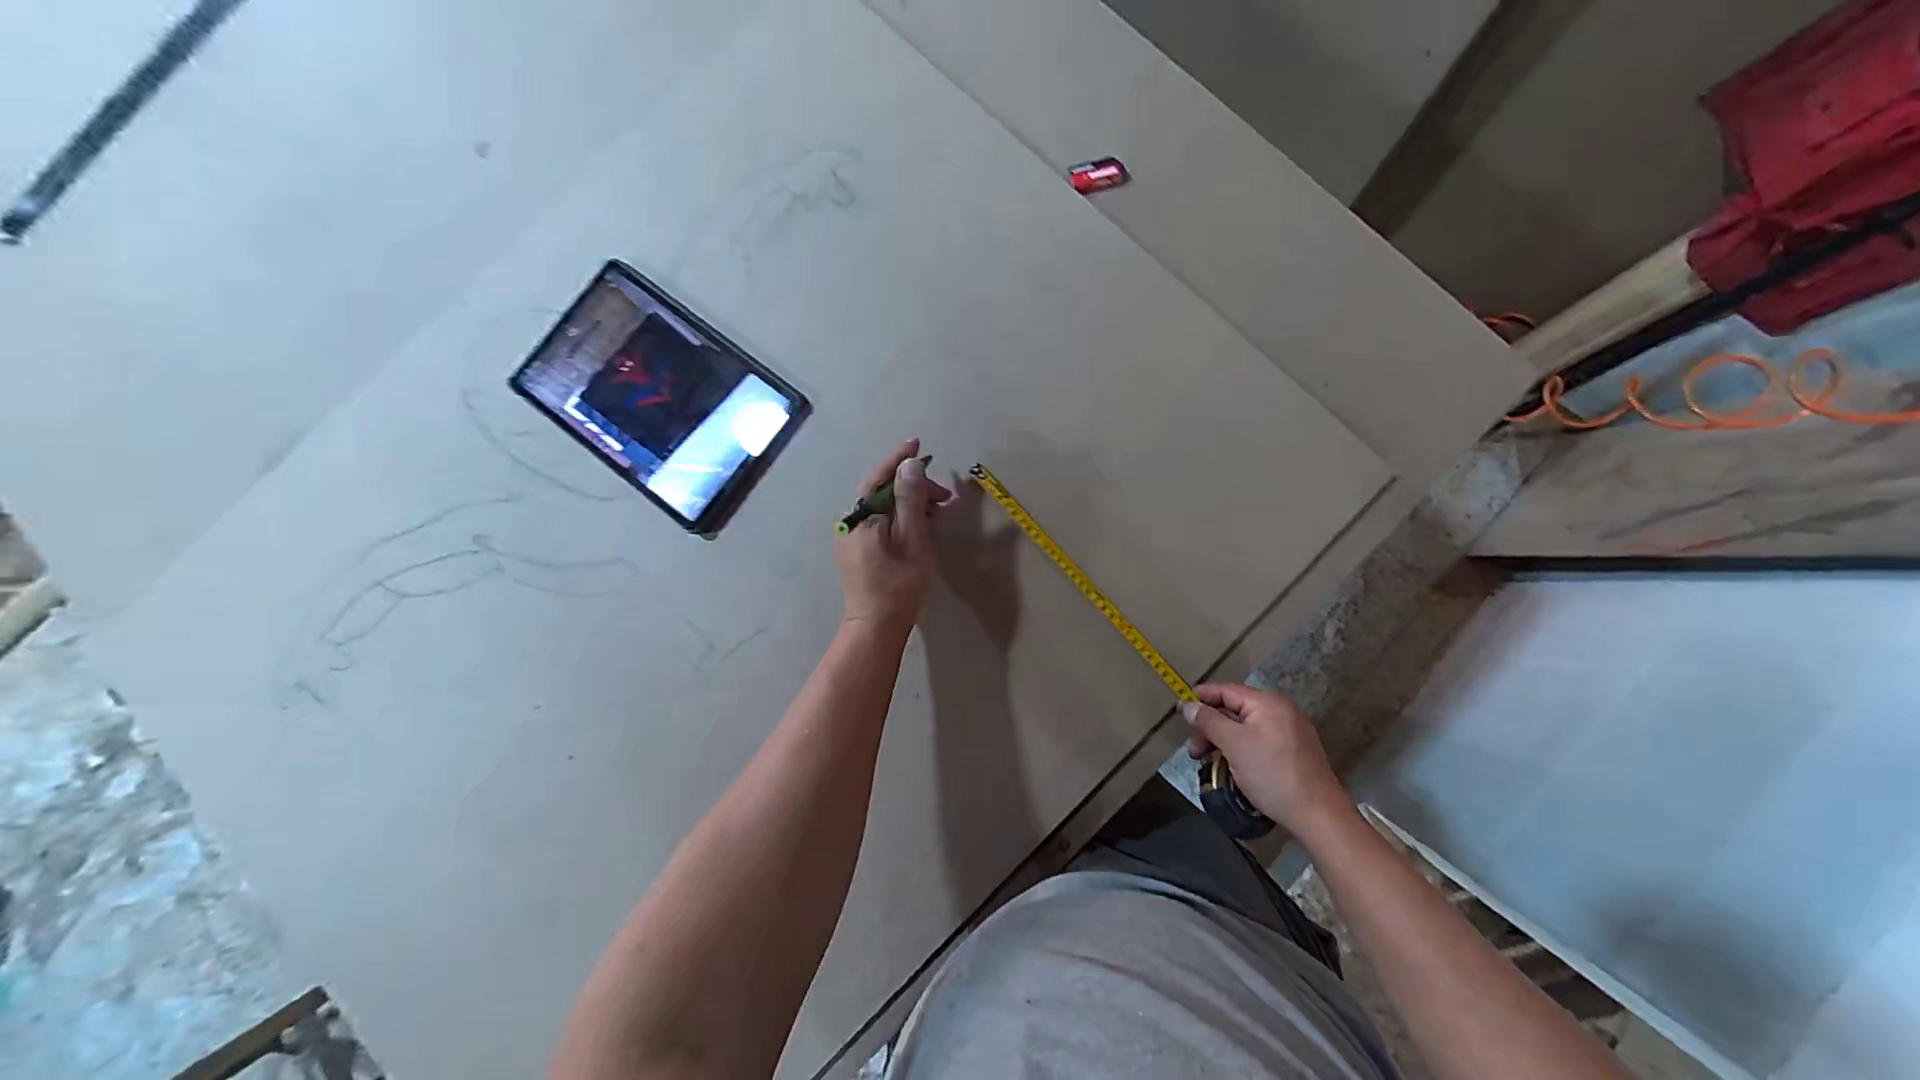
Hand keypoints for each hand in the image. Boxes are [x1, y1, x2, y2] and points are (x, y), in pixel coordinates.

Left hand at [835, 438, 951, 631]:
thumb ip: (910, 499)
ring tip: (936, 515)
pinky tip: (921, 529)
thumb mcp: (913, 539)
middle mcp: (850, 523)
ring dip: (910, 505)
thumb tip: (910, 465)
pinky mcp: (857, 553)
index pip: (880, 478)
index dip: (900, 460)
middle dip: (913, 489)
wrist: (876, 628)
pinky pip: (880, 525)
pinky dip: (901, 520)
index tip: (918, 444)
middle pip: (882, 493)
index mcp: (860, 517)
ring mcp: (851, 539)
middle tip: (944, 498)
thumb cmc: (899, 585)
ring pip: (883, 510)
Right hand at [1182, 683, 1352, 836]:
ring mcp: (1290, 732)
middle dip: (1210, 727)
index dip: (1200, 698)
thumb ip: (1209, 721)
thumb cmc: (1272, 774)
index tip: (1179, 711)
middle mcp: (1281, 711)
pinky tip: (1231, 766)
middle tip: (1194, 751)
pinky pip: (1258, 742)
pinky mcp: (1294, 753)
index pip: (1225, 690)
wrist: (1318, 815)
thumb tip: (1188, 705)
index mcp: (1267, 702)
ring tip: (1210, 763)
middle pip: (1234, 710)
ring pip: (1245, 728)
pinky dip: (1240, 749)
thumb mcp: (1234, 744)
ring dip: (1222, 741)